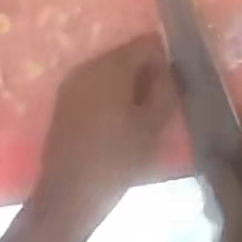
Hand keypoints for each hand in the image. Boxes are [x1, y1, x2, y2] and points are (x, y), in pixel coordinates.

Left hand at [30, 35, 176, 237]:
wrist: (67, 198)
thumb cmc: (116, 160)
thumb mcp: (153, 125)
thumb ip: (168, 88)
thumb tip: (172, 67)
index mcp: (111, 66)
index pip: (147, 43)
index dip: (166, 60)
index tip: (176, 85)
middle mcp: (89, 65)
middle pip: (128, 55)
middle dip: (148, 72)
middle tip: (162, 104)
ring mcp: (72, 82)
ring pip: (112, 71)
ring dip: (130, 85)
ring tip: (143, 116)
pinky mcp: (64, 101)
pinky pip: (96, 85)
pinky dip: (112, 95)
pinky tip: (120, 123)